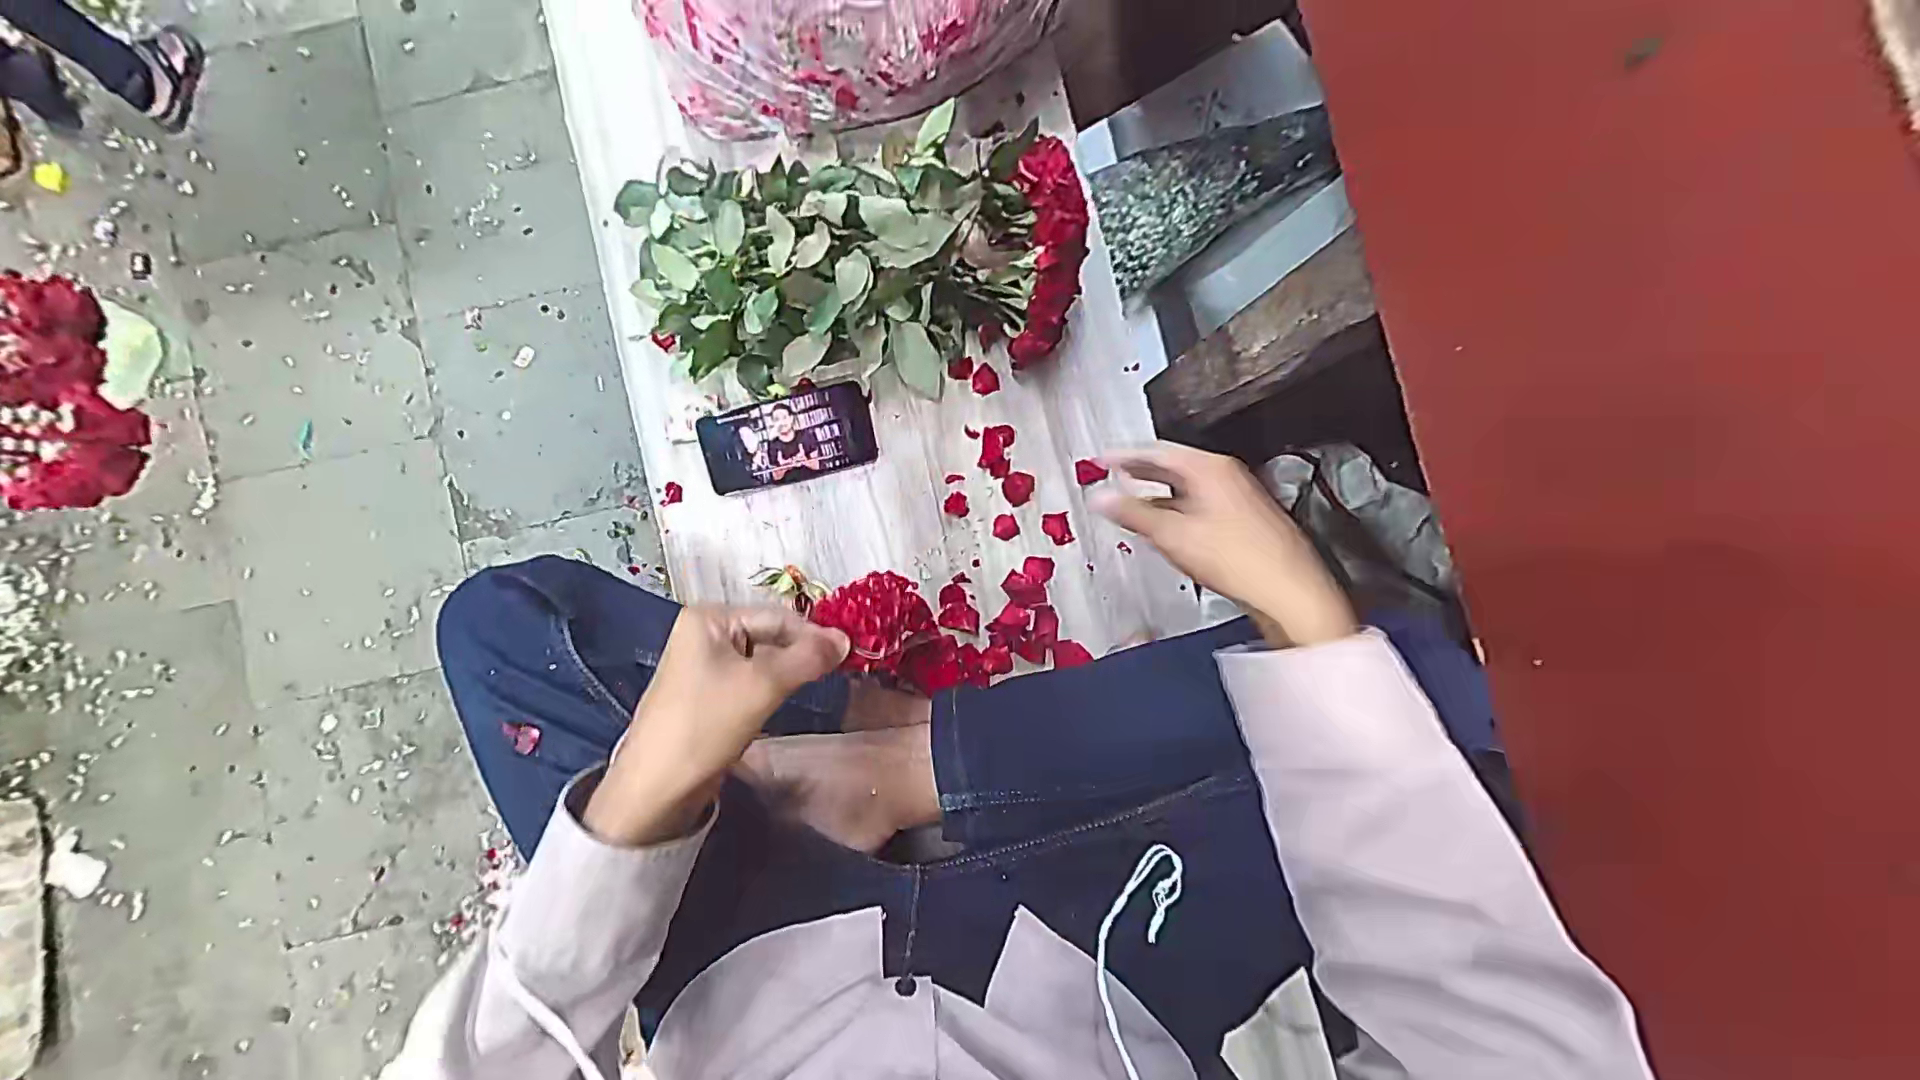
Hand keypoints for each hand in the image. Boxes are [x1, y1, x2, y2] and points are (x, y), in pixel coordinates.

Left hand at [583, 605, 848, 845]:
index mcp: (709, 618)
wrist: (656, 788)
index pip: (778, 616)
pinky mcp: (710, 690)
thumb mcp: (764, 685)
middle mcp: (706, 633)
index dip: (814, 634)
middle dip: (802, 652)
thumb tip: (846, 640)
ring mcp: (706, 662)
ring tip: (818, 681)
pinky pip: (753, 677)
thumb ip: (808, 657)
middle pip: (772, 633)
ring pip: (765, 657)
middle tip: (838, 668)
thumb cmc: (707, 725)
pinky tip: (788, 696)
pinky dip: (775, 684)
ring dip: (791, 669)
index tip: (848, 652)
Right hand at [1091, 442, 1356, 647]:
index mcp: (1209, 468)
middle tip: (1114, 474)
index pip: (1156, 451)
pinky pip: (1199, 503)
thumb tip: (1102, 499)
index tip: (1103, 460)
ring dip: (1156, 492)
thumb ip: (1132, 513)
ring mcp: (1237, 496)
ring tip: (1132, 500)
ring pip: (1186, 486)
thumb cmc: (1240, 559)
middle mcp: (1226, 475)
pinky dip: (1176, 508)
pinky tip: (1165, 525)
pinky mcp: (1243, 518)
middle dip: (1139, 472)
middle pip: (1173, 466)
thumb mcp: (1172, 534)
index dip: (1124, 456)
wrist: (1289, 591)